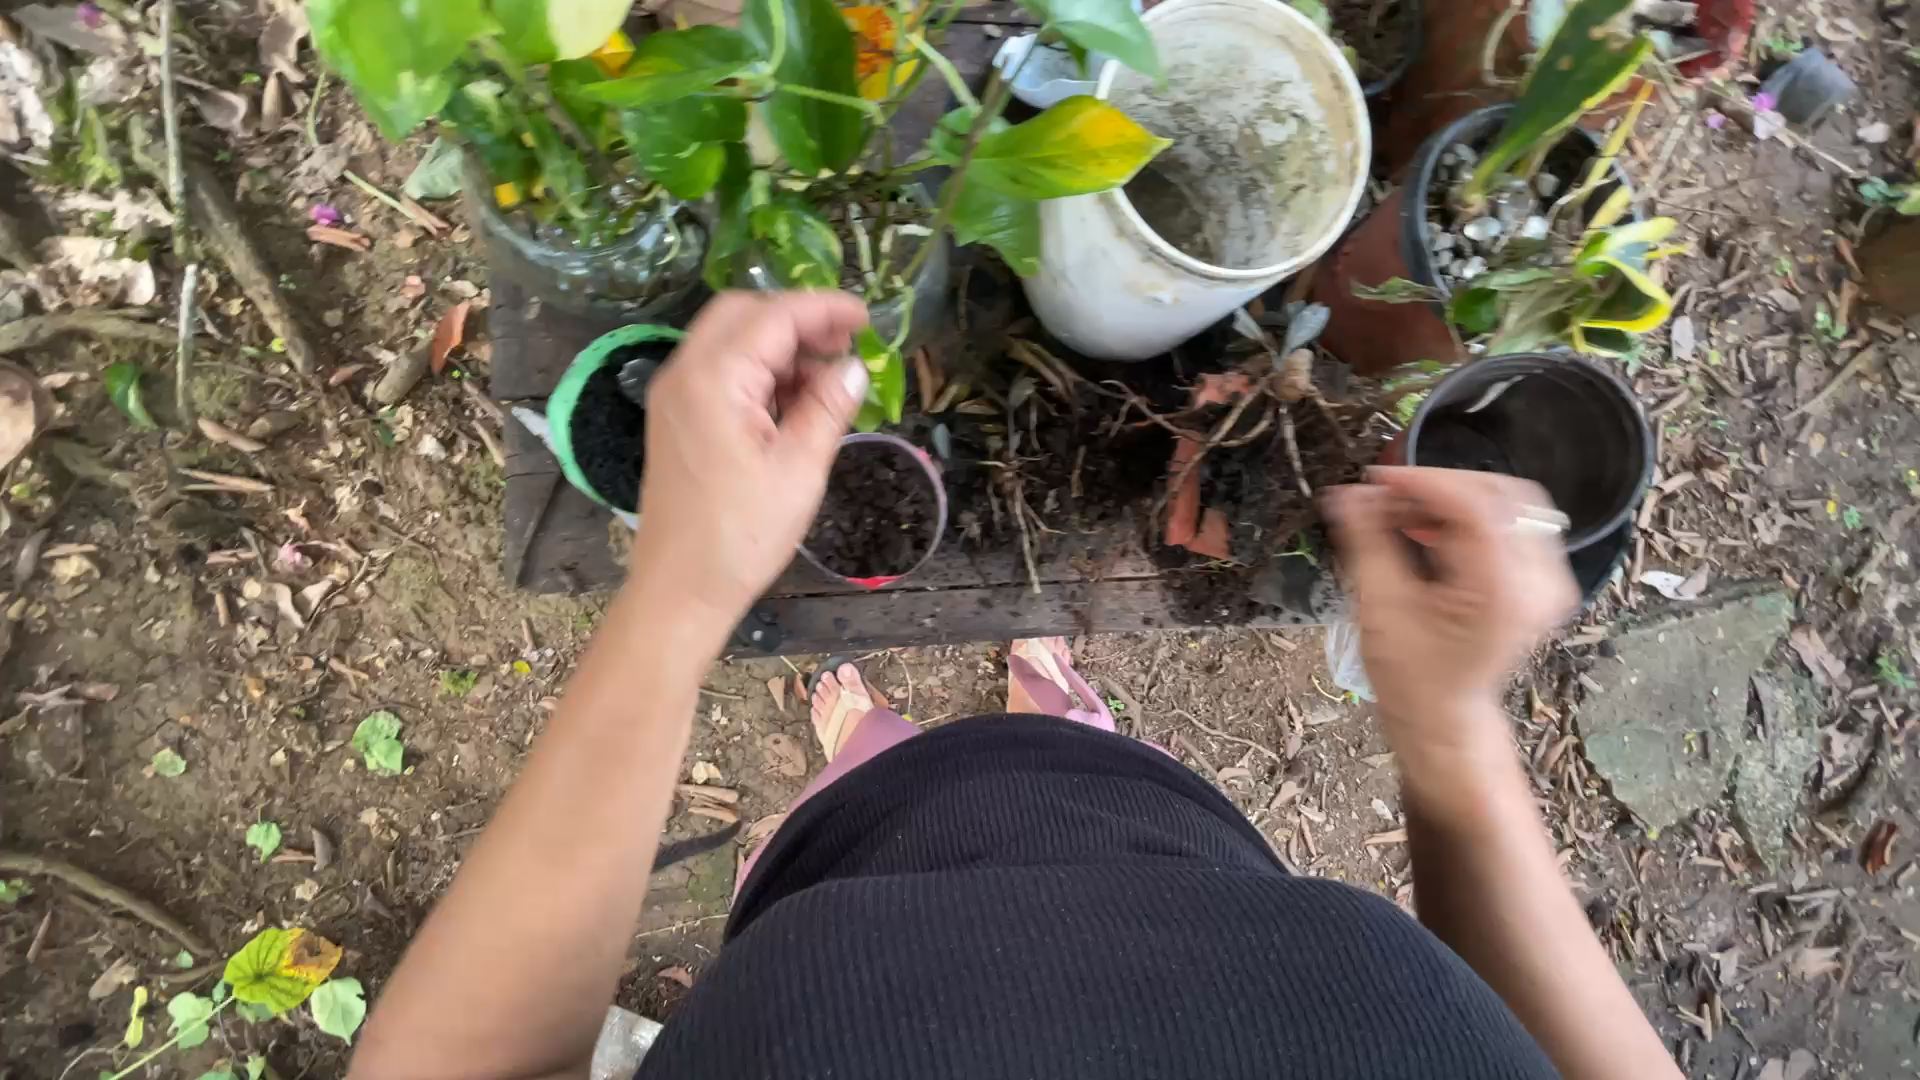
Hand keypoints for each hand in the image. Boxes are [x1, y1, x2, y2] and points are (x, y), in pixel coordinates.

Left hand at [629, 291, 869, 623]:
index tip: (866, 317)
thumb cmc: (742, 535)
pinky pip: (722, 373)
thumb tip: (855, 367)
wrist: (681, 588)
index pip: (774, 316)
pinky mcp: (678, 419)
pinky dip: (760, 373)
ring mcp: (676, 396)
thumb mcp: (799, 470)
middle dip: (798, 320)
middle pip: (743, 314)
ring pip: (731, 342)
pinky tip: (794, 403)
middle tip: (844, 346)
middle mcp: (685, 373)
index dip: (824, 309)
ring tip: (827, 381)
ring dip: (780, 348)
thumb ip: (828, 408)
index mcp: (714, 379)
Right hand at [1324, 467, 1578, 781]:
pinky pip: (1507, 527)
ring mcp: (1546, 581)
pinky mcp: (1537, 582)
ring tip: (1399, 512)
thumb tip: (1345, 495)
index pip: (1476, 506)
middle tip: (1387, 494)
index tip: (1376, 479)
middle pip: (1503, 496)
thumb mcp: (1379, 606)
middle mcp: (1539, 581)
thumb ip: (1366, 542)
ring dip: (1451, 499)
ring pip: (1508, 506)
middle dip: (1441, 485)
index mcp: (1502, 590)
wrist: (1442, 717)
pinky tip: (1423, 529)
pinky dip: (1464, 517)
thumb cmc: (1407, 673)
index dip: (1424, 482)